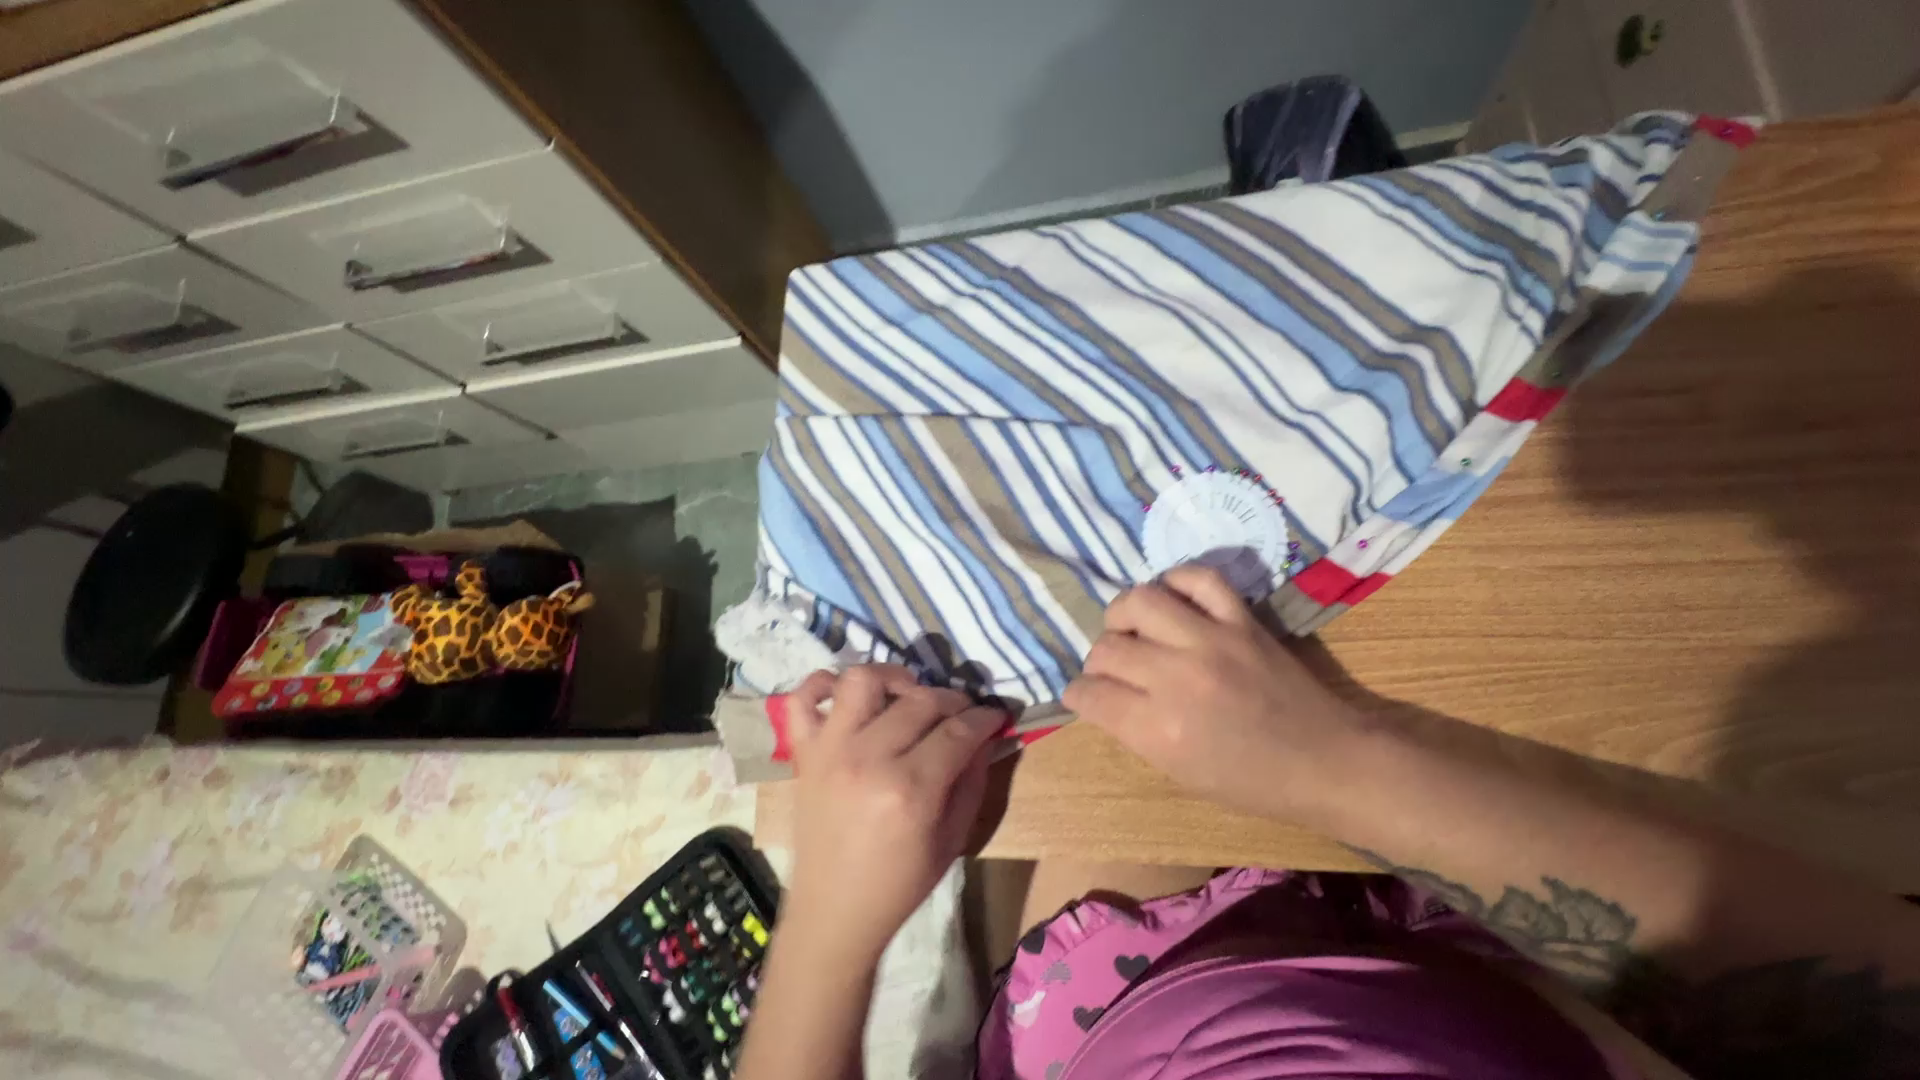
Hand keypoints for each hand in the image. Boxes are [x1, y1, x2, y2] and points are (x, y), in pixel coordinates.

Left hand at [781, 665, 1003, 960]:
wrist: (834, 912)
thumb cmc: (900, 883)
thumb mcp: (953, 837)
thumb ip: (972, 779)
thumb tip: (985, 735)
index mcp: (910, 790)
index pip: (958, 730)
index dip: (985, 717)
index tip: (996, 715)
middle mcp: (868, 759)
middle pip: (920, 701)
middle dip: (953, 700)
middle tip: (962, 713)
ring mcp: (830, 751)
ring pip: (862, 680)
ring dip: (893, 678)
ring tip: (908, 695)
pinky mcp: (803, 753)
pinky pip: (802, 698)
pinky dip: (823, 684)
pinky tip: (849, 698)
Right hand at [1063, 565, 1363, 819]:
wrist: (1326, 761)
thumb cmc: (1250, 782)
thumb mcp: (1177, 770)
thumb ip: (1133, 729)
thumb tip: (1101, 695)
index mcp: (1158, 728)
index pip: (1090, 694)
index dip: (1078, 694)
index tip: (1084, 695)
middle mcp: (1177, 678)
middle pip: (1106, 648)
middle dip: (1097, 661)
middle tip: (1112, 670)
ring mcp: (1211, 641)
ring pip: (1140, 601)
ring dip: (1122, 615)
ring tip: (1131, 628)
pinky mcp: (1241, 620)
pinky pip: (1198, 579)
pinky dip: (1176, 581)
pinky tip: (1170, 599)